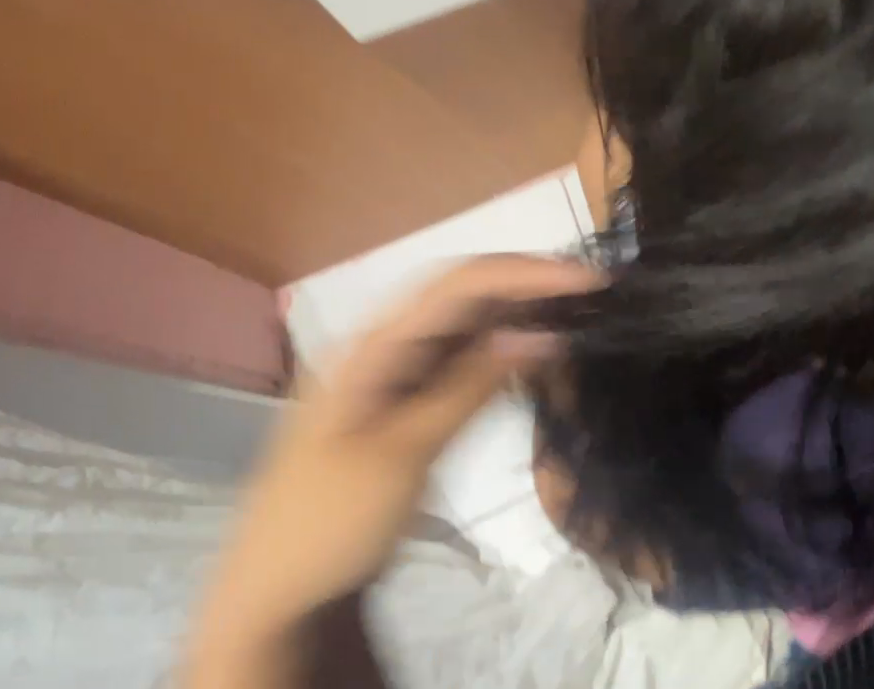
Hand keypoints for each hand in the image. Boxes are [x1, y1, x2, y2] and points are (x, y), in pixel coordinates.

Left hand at [188, 256, 598, 659]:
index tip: (588, 282)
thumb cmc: (330, 523)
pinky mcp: (412, 401)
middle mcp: (386, 345)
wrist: (277, 599)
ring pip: (470, 323)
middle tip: (596, 292)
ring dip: (522, 311)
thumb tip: (541, 331)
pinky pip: (466, 359)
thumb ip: (471, 385)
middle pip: (467, 293)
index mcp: (372, 346)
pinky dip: (507, 350)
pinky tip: (542, 351)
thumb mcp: (403, 453)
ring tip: (581, 310)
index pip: (459, 285)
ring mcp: (398, 373)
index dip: (525, 273)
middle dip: (530, 283)